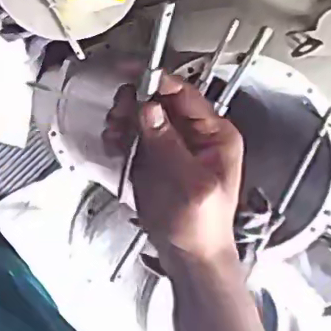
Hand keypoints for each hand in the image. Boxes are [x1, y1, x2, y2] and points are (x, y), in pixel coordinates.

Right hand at [105, 72, 244, 265]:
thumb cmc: (201, 226)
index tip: (132, 73)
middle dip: (134, 103)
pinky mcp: (151, 154)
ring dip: (123, 118)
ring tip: (117, 135)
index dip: (157, 80)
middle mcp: (193, 133)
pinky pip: (130, 131)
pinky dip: (118, 133)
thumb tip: (150, 109)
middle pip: (158, 98)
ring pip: (140, 112)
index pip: (184, 93)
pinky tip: (116, 146)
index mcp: (214, 134)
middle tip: (121, 116)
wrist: (189, 256)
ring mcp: (170, 142)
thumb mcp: (190, 184)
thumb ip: (168, 144)